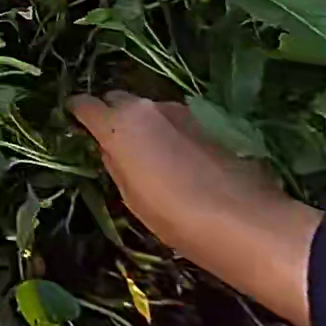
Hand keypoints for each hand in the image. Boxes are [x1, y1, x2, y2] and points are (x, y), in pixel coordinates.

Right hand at [69, 91, 322, 325]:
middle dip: (113, 115)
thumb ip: (114, 162)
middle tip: (119, 144)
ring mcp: (177, 110)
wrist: (249, 225)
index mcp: (117, 124)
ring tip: (157, 157)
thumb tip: (109, 147)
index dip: (78, 112)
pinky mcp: (206, 120)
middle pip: (117, 99)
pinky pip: (175, 121)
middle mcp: (144, 107)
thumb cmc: (176, 218)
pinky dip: (172, 133)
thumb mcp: (130, 197)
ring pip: (148, 111)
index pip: (84, 104)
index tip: (77, 123)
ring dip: (146, 125)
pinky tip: (185, 162)